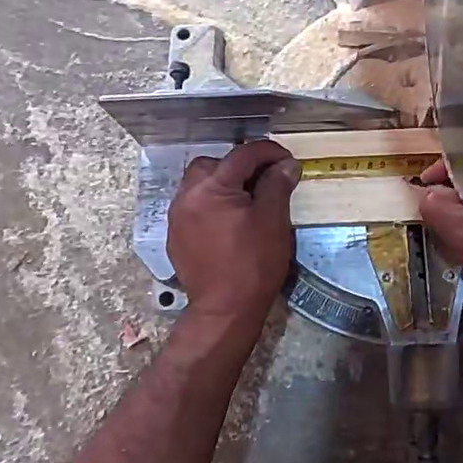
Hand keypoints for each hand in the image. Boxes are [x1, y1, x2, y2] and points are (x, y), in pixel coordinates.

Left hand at [167, 140, 300, 324]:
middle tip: (264, 179)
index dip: (268, 152)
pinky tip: (229, 221)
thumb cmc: (253, 264)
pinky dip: (211, 204)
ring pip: (199, 185)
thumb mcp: (273, 220)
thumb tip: (286, 165)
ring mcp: (177, 218)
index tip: (287, 160)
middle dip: (239, 166)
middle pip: (213, 165)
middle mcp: (187, 197)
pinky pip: (193, 207)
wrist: (225, 310)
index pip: (242, 155)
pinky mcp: (176, 237)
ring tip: (247, 199)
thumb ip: (277, 186)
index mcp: (211, 188)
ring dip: (223, 184)